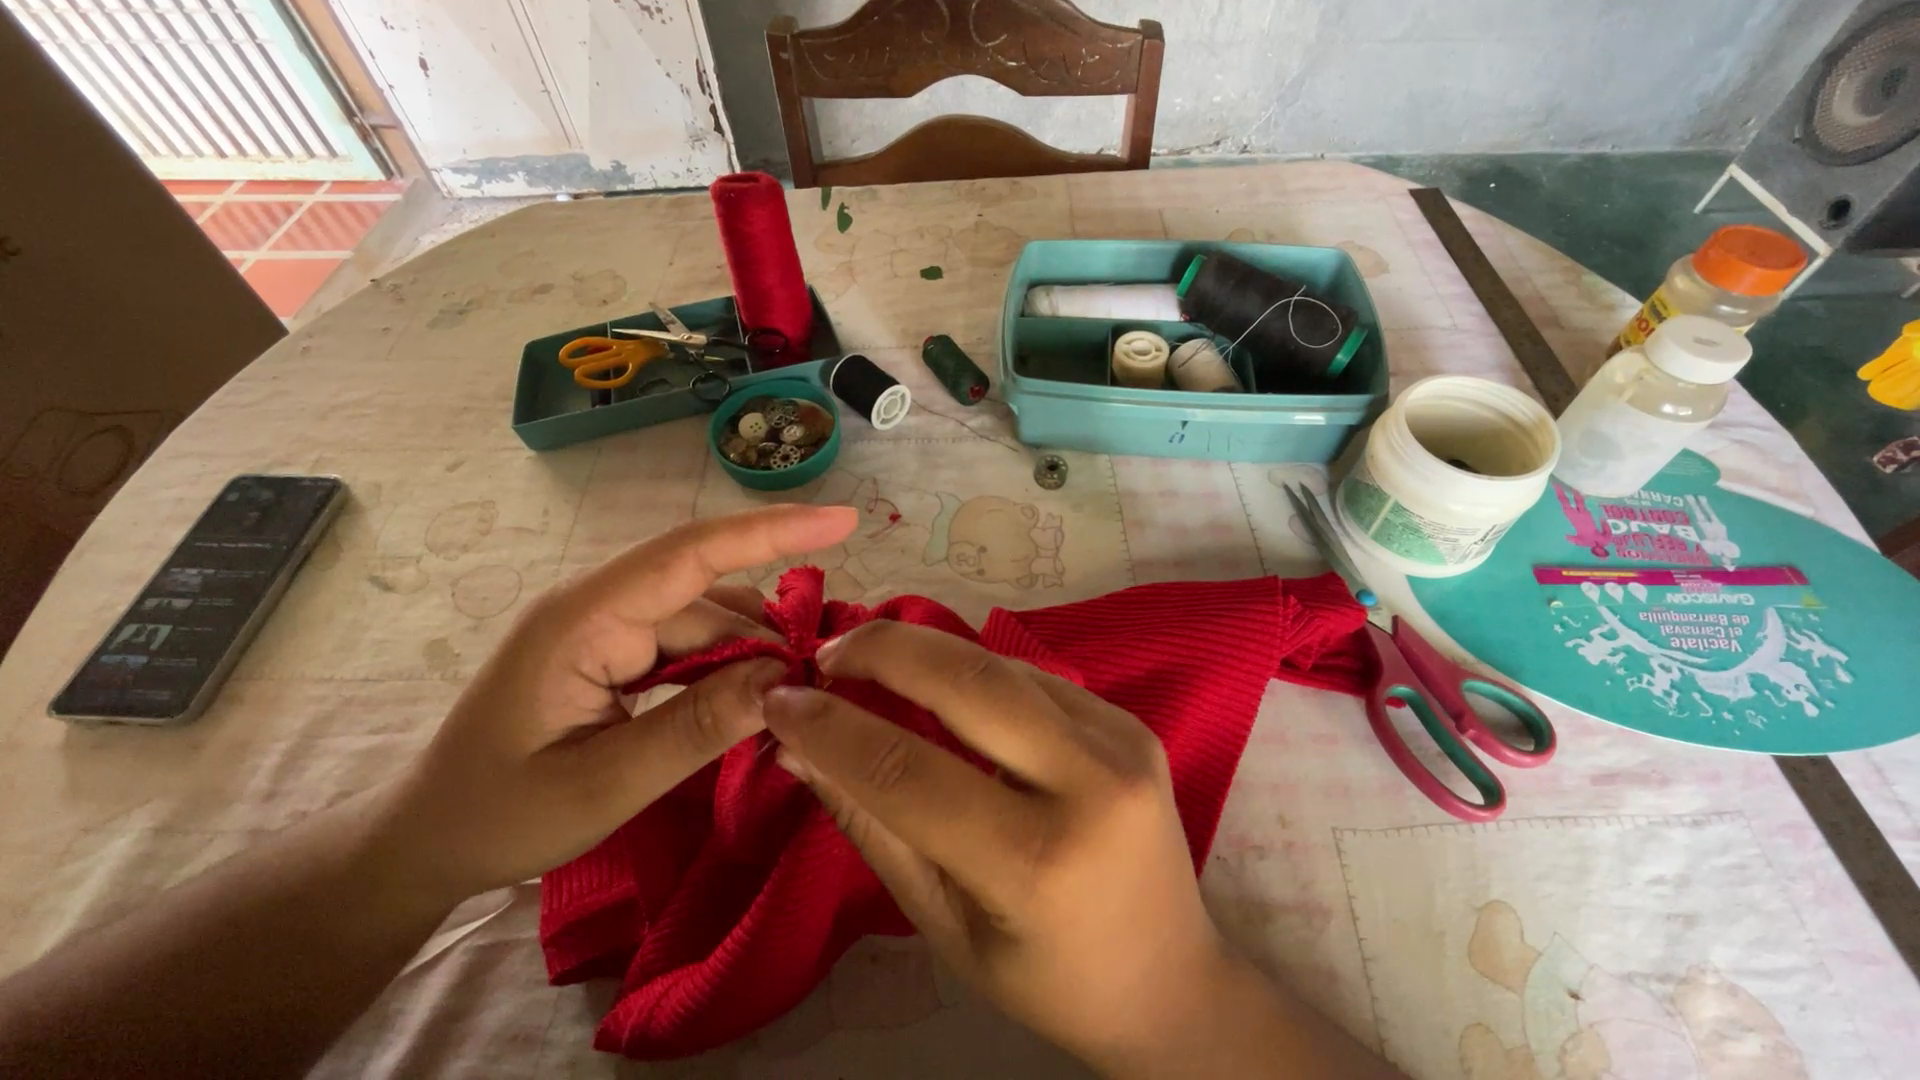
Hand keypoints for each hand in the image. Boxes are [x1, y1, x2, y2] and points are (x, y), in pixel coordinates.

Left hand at [377, 504, 856, 900]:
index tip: (844, 521)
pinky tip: (746, 704)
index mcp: (582, 620)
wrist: (425, 841)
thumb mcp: (605, 783)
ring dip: (747, 658)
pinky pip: (685, 648)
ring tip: (786, 707)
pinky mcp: (609, 655)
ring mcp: (602, 630)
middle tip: (820, 693)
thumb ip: (696, 727)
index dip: (771, 531)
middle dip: (767, 637)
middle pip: (707, 600)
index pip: (690, 554)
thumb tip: (784, 681)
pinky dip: (722, 672)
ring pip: (703, 625)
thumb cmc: (500, 815)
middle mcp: (596, 608)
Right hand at [764, 623, 1399, 1079]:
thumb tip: (802, 752)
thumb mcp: (944, 925)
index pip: (908, 771)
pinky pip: (1036, 679)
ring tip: (867, 656)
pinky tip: (939, 681)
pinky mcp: (1131, 723)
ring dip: (927, 650)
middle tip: (824, 651)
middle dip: (883, 650)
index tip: (779, 701)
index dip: (832, 728)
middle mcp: (1090, 784)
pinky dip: (975, 671)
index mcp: (1036, 861)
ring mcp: (1122, 742)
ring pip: (1002, 666)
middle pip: (968, 682)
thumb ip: (873, 828)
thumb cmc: (1046, 979)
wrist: (1170, 981)